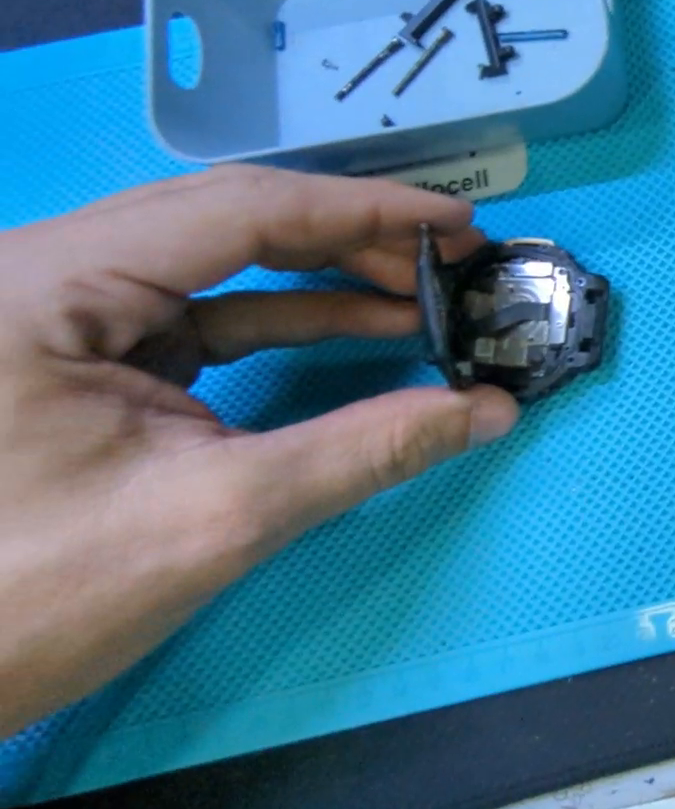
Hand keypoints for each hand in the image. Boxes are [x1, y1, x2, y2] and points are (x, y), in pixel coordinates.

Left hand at [0, 166, 518, 738]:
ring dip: (333, 274)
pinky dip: (296, 315)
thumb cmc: (23, 599)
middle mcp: (36, 275)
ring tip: (425, 294)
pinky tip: (370, 326)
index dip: (367, 209)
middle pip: (232, 218)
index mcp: (41, 287)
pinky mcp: (76, 352)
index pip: (240, 209)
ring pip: (222, 257)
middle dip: (358, 236)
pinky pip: (206, 306)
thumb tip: (493, 410)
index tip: (460, 224)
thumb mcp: (219, 515)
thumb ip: (372, 449)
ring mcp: (53, 312)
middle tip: (455, 260)